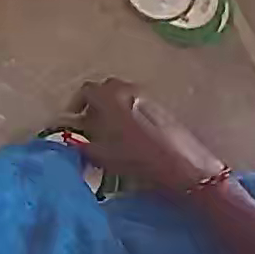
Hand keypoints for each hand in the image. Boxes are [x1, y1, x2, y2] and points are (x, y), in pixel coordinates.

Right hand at [69, 78, 227, 193]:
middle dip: (95, 105)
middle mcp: (127, 89)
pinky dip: (129, 112)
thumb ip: (82, 145)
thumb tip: (73, 140)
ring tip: (111, 133)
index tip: (74, 121)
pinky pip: (137, 103)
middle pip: (105, 89)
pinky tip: (131, 136)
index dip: (76, 105)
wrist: (181, 163)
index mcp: (109, 97)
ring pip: (123, 96)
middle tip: (91, 126)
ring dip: (113, 108)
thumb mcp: (102, 155)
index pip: (86, 91)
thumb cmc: (137, 158)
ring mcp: (146, 95)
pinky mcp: (161, 106)